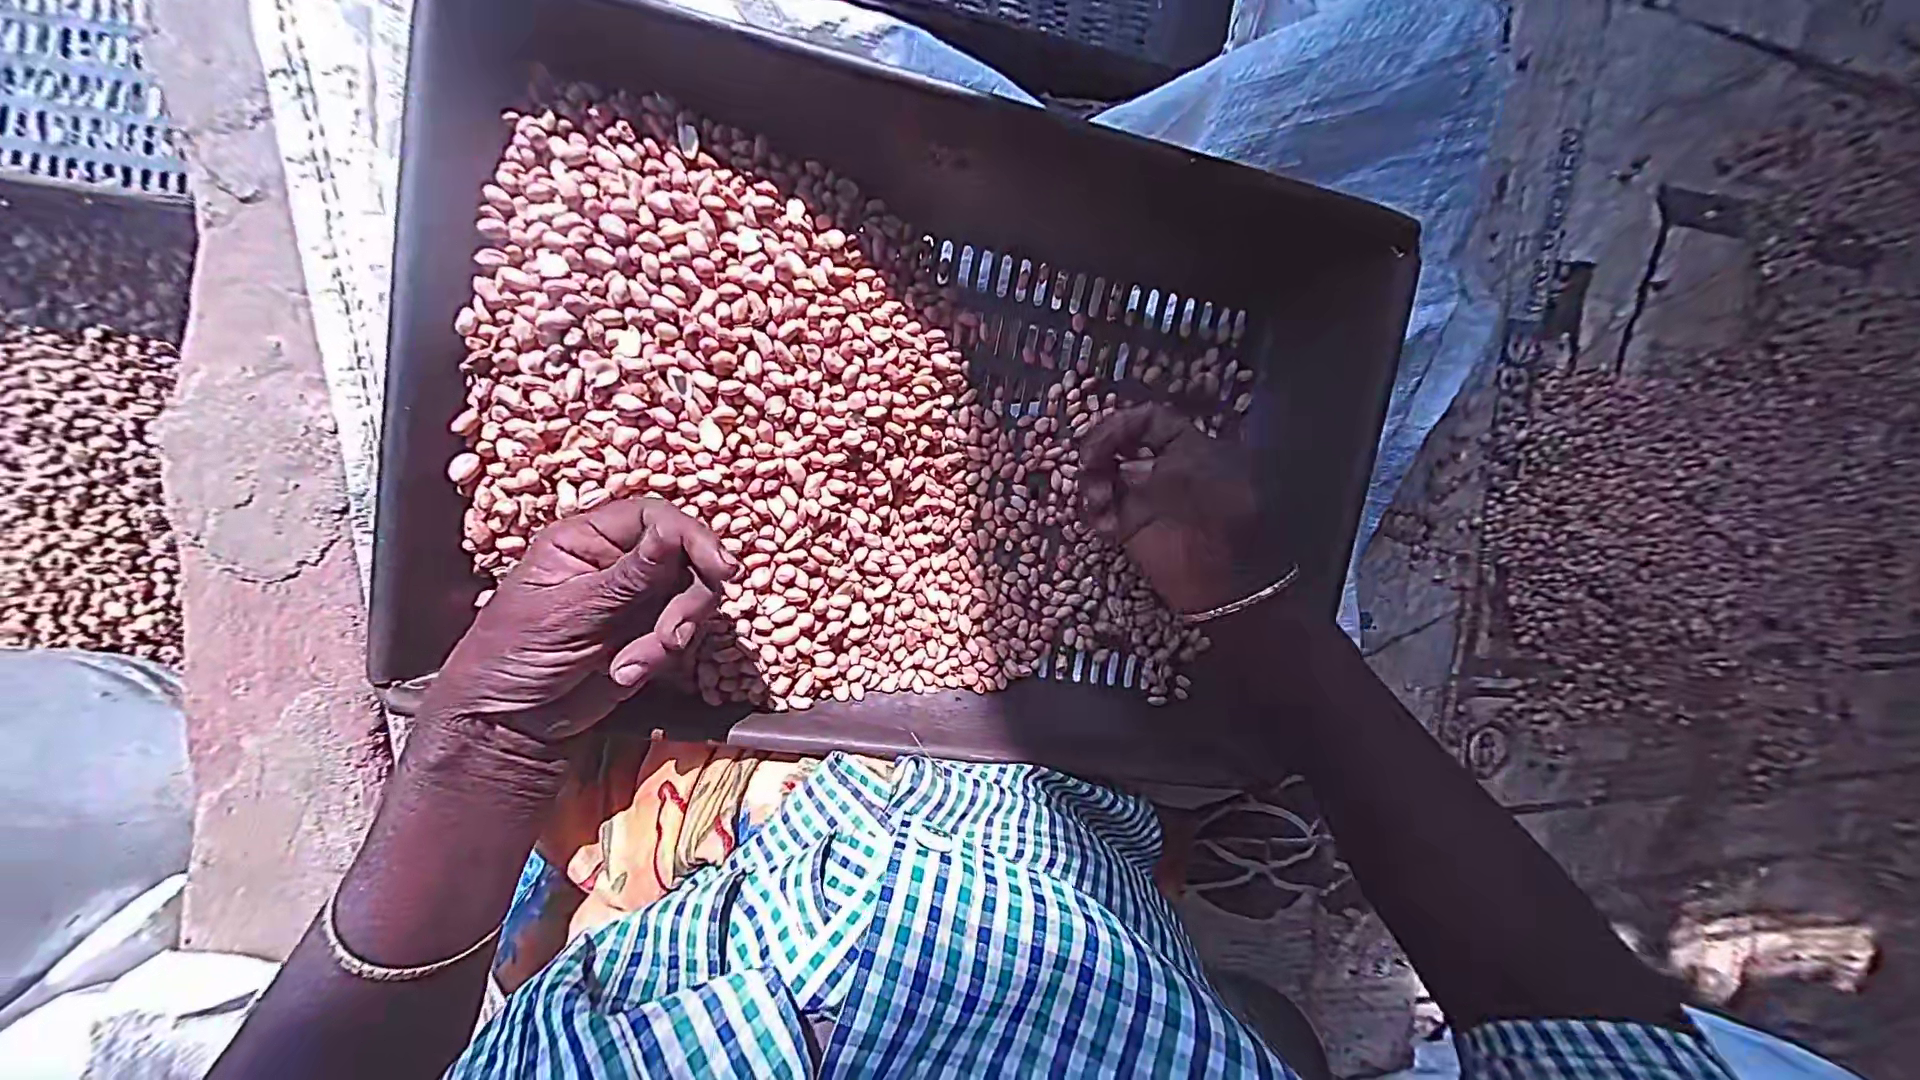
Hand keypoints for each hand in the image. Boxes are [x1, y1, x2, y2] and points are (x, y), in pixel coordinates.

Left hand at [421, 497, 737, 746]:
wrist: (508, 724)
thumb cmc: (512, 657)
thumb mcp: (569, 612)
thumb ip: (629, 576)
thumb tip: (675, 534)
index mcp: (587, 539)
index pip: (654, 519)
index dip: (692, 536)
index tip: (720, 566)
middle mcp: (621, 559)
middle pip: (687, 555)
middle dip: (690, 597)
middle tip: (675, 633)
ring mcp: (641, 595)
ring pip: (695, 594)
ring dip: (676, 630)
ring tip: (637, 662)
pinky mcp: (654, 629)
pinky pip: (684, 630)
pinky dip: (663, 654)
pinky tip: (628, 671)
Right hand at [1079, 404, 1281, 613]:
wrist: (1226, 585)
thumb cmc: (1223, 521)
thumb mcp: (1200, 473)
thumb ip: (1162, 454)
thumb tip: (1123, 454)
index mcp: (1186, 448)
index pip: (1146, 421)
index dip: (1121, 424)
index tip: (1102, 443)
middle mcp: (1159, 468)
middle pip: (1115, 445)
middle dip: (1097, 451)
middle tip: (1088, 464)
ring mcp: (1142, 498)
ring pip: (1100, 476)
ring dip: (1092, 485)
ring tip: (1100, 504)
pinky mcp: (1127, 528)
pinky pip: (1098, 511)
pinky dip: (1095, 515)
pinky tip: (1107, 527)